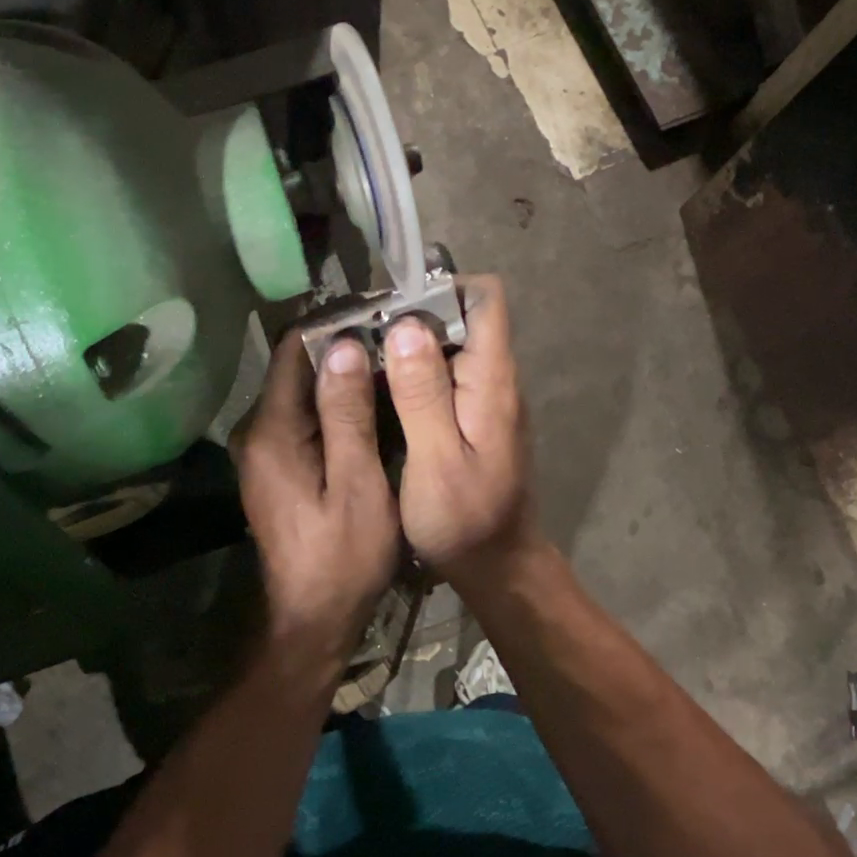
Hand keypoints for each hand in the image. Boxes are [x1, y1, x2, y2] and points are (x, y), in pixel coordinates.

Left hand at [231, 331, 399, 645]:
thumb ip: (347, 415)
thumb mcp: (357, 485)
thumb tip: (344, 345)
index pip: (294, 348)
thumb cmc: (342, 557)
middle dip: (344, 349)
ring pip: (302, 391)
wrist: (312, 618)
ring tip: (394, 364)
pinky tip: (374, 405)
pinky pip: (303, 417)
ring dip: (343, 377)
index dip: (338, 325)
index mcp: (270, 431)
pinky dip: (335, 405)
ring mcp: (261, 450)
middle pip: (297, 367)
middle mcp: (255, 431)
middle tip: (399, 339)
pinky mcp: (274, 466)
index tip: (384, 314)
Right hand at [384, 275, 536, 579]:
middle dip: (412, 315)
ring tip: (359, 357)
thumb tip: (405, 326)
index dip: (440, 287)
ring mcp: (486, 401)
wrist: (498, 568)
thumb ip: (422, 394)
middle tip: (359, 334)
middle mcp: (496, 381)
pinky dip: (412, 373)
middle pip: (462, 318)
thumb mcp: (437, 460)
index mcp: (492, 382)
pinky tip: (378, 392)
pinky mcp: (474, 420)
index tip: (389, 305)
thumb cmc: (465, 522)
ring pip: (450, 348)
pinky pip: (445, 377)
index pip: (484, 299)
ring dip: (408, 345)